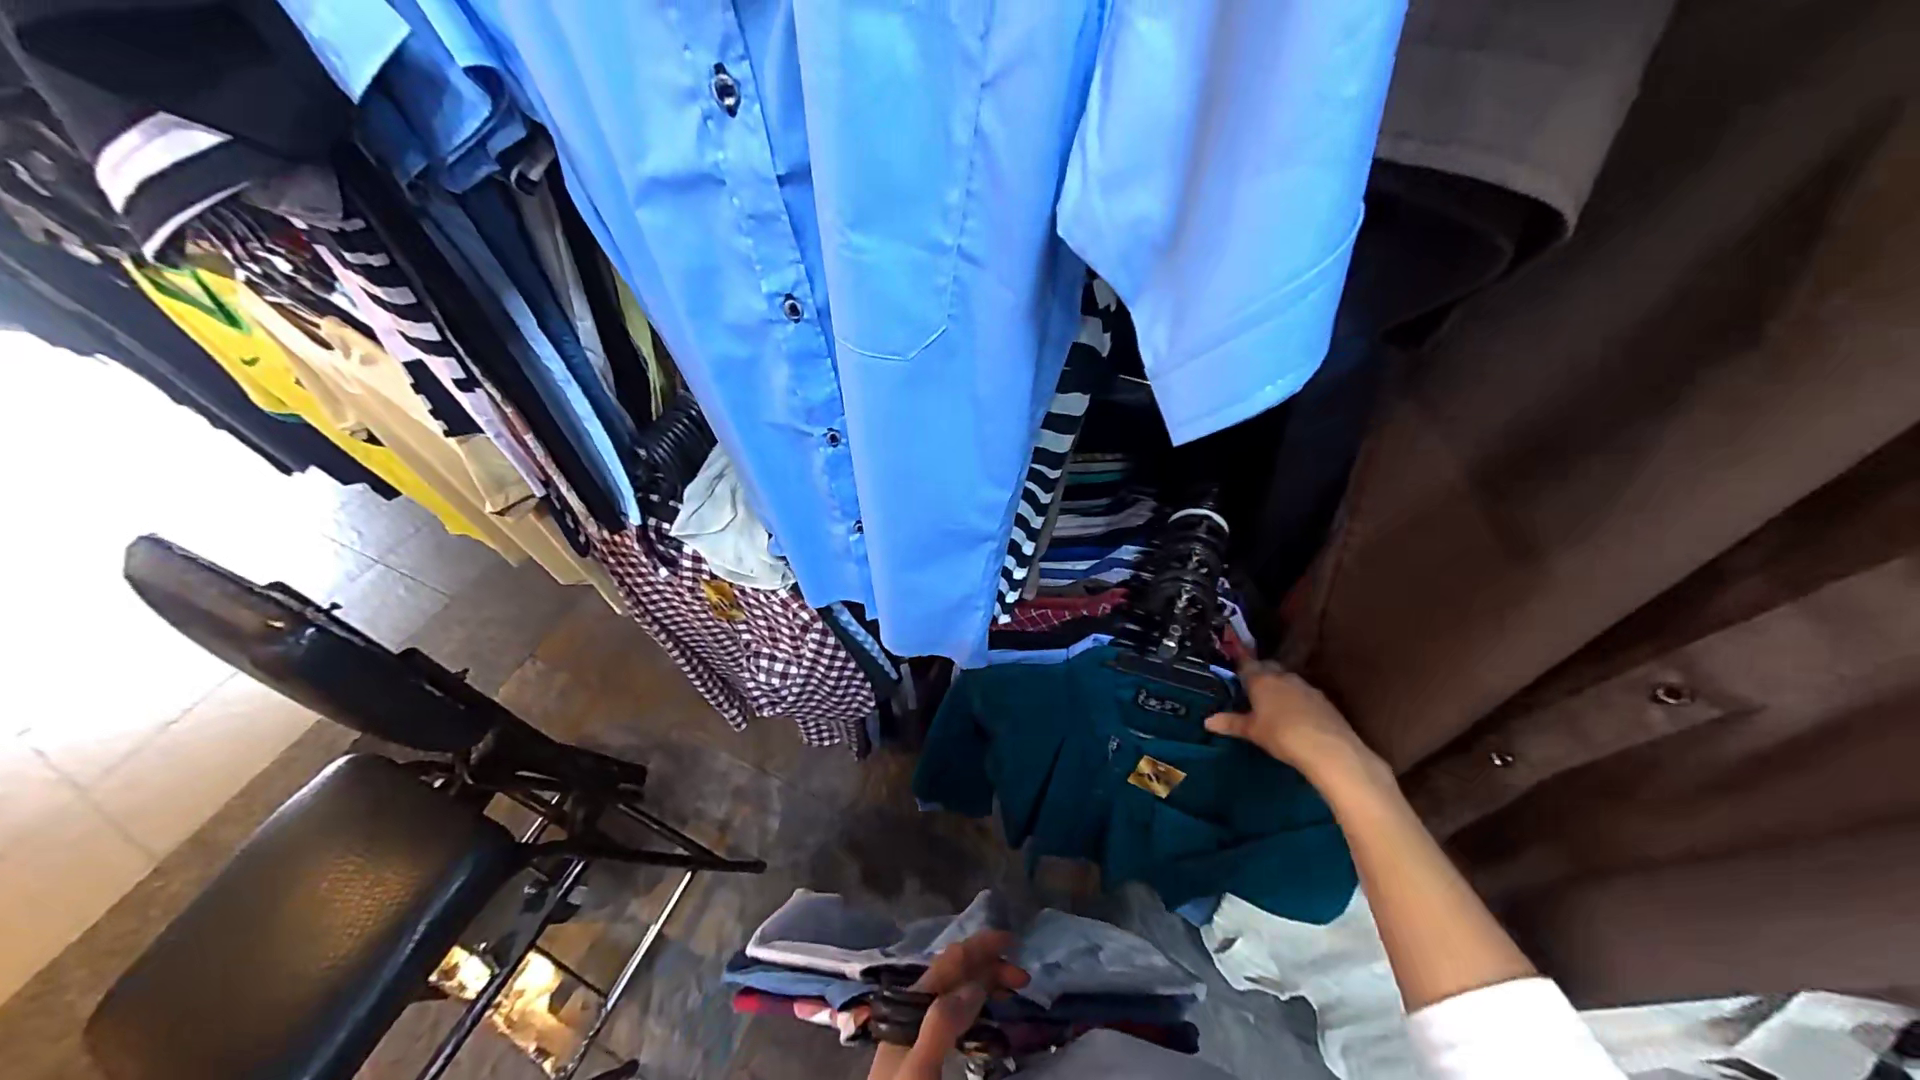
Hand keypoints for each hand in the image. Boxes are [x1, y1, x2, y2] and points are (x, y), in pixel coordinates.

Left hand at [867, 931, 1029, 1079]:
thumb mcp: (920, 1069)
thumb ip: (942, 1023)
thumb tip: (975, 984)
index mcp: (914, 1007)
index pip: (950, 963)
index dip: (980, 946)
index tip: (1013, 942)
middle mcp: (917, 1013)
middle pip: (956, 975)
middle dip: (989, 966)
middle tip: (1024, 978)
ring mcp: (922, 1035)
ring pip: (957, 995)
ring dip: (985, 984)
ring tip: (1012, 991)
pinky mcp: (928, 1057)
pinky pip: (957, 1019)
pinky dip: (978, 1009)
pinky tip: (989, 1019)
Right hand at [1205, 661, 1385, 785]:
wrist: (1328, 748)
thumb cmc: (1280, 735)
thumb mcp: (1252, 731)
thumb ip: (1230, 723)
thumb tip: (1207, 721)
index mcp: (1261, 679)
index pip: (1246, 664)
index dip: (1240, 665)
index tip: (1234, 669)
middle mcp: (1283, 677)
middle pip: (1268, 667)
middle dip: (1260, 673)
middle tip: (1251, 687)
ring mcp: (1306, 686)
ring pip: (1287, 680)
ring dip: (1279, 686)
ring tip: (1273, 703)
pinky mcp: (1323, 699)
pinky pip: (1303, 693)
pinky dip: (1296, 698)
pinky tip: (1296, 715)